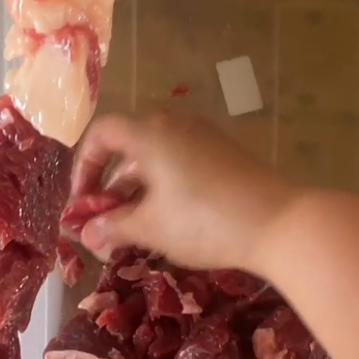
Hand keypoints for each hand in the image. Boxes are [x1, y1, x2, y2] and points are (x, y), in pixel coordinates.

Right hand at [71, 111, 301, 271]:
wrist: (276, 222)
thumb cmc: (203, 222)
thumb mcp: (150, 228)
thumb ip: (113, 228)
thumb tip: (85, 234)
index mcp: (149, 134)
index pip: (101, 134)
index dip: (84, 168)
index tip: (81, 206)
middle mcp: (174, 125)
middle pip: (127, 150)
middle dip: (109, 190)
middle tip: (104, 228)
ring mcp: (201, 137)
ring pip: (153, 161)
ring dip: (134, 195)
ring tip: (131, 234)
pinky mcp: (221, 155)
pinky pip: (177, 166)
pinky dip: (160, 191)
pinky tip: (164, 224)